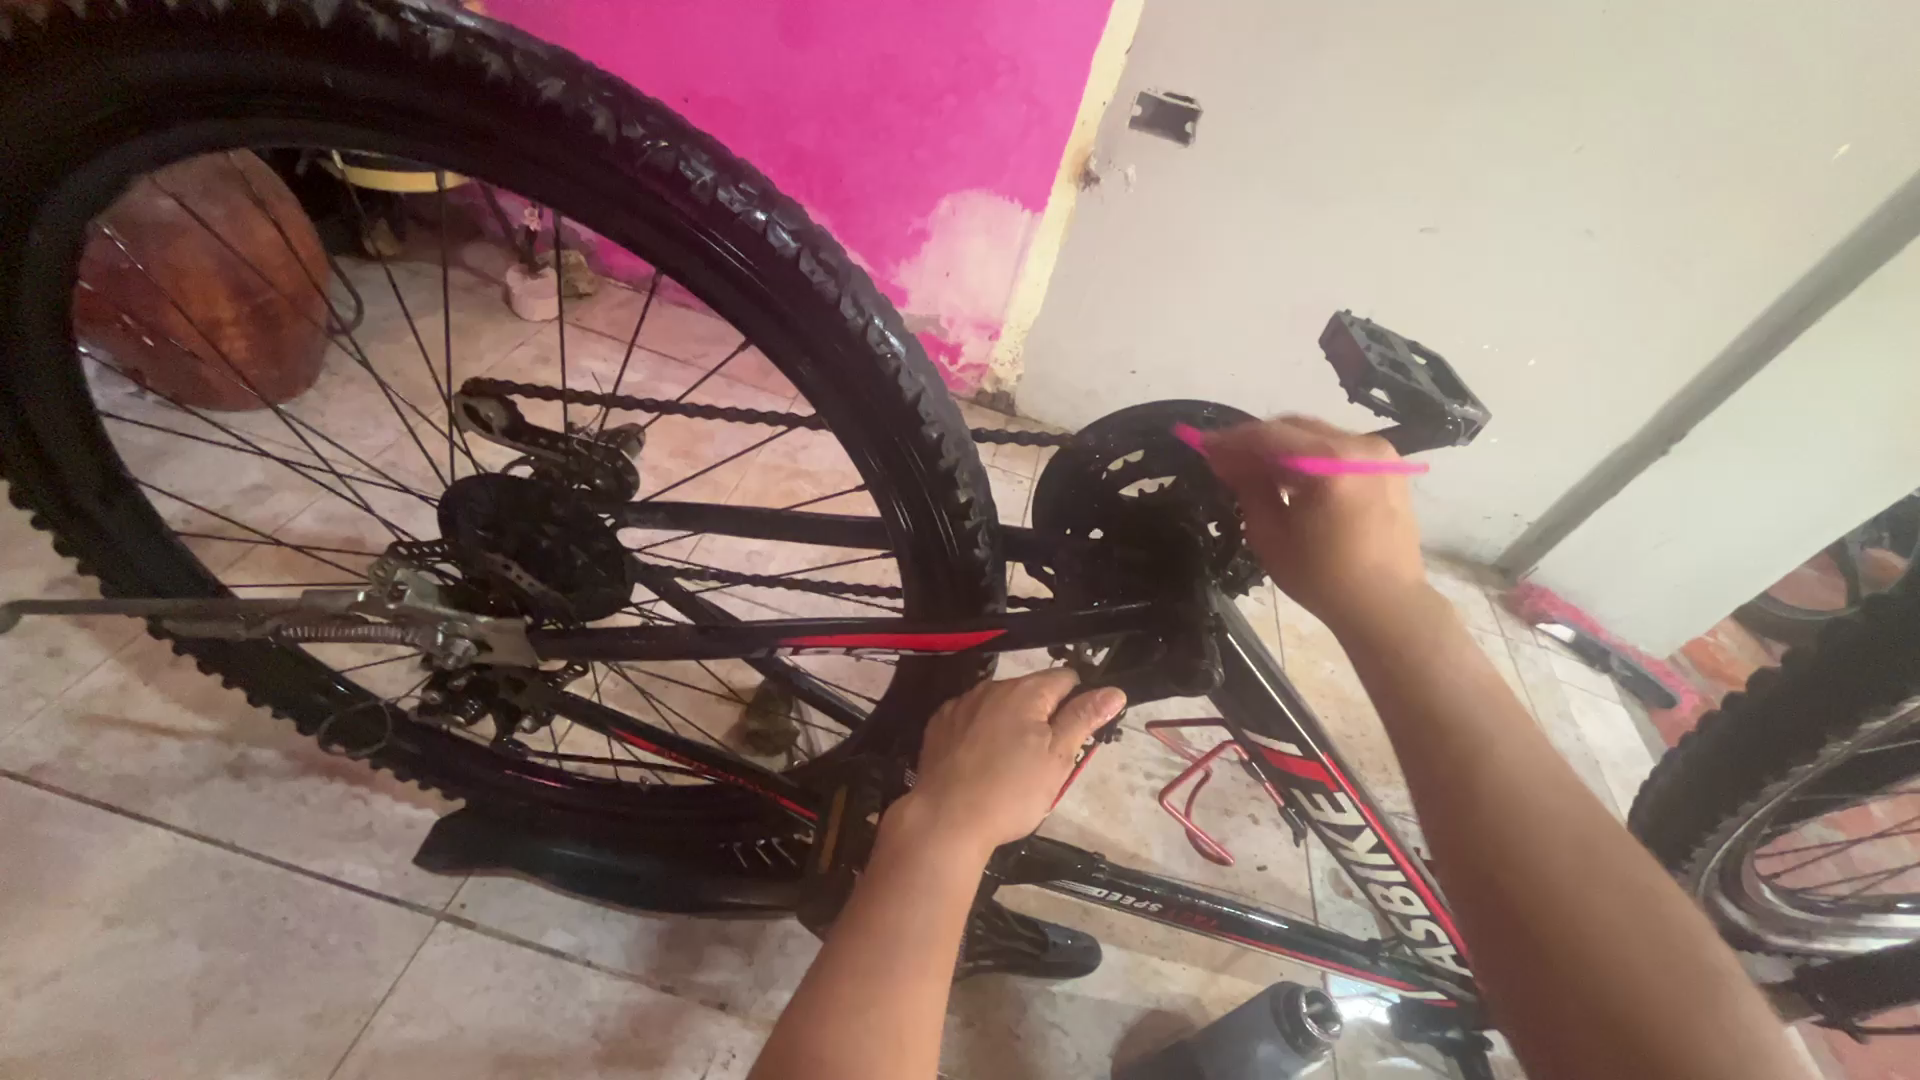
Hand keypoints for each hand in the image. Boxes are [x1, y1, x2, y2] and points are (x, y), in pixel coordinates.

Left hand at [896, 670, 1126, 858]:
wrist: (944, 821)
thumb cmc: (1010, 792)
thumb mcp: (1058, 759)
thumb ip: (1083, 718)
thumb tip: (1114, 690)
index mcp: (1025, 691)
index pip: (1066, 678)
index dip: (1077, 704)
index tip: (1073, 736)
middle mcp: (991, 687)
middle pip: (1031, 691)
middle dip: (1043, 716)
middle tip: (1044, 760)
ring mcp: (961, 704)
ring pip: (1000, 704)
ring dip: (1011, 723)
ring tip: (1010, 765)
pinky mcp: (939, 723)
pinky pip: (971, 718)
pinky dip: (981, 732)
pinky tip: (980, 763)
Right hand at [1201, 415, 1430, 632]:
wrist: (1385, 604)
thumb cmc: (1322, 578)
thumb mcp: (1269, 534)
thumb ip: (1247, 487)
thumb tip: (1226, 459)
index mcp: (1332, 464)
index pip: (1270, 436)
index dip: (1231, 439)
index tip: (1202, 444)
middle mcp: (1360, 448)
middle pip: (1294, 428)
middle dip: (1255, 441)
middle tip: (1223, 459)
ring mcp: (1379, 454)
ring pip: (1315, 436)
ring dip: (1280, 448)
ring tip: (1251, 470)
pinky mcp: (1386, 467)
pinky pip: (1336, 449)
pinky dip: (1307, 457)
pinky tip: (1287, 478)